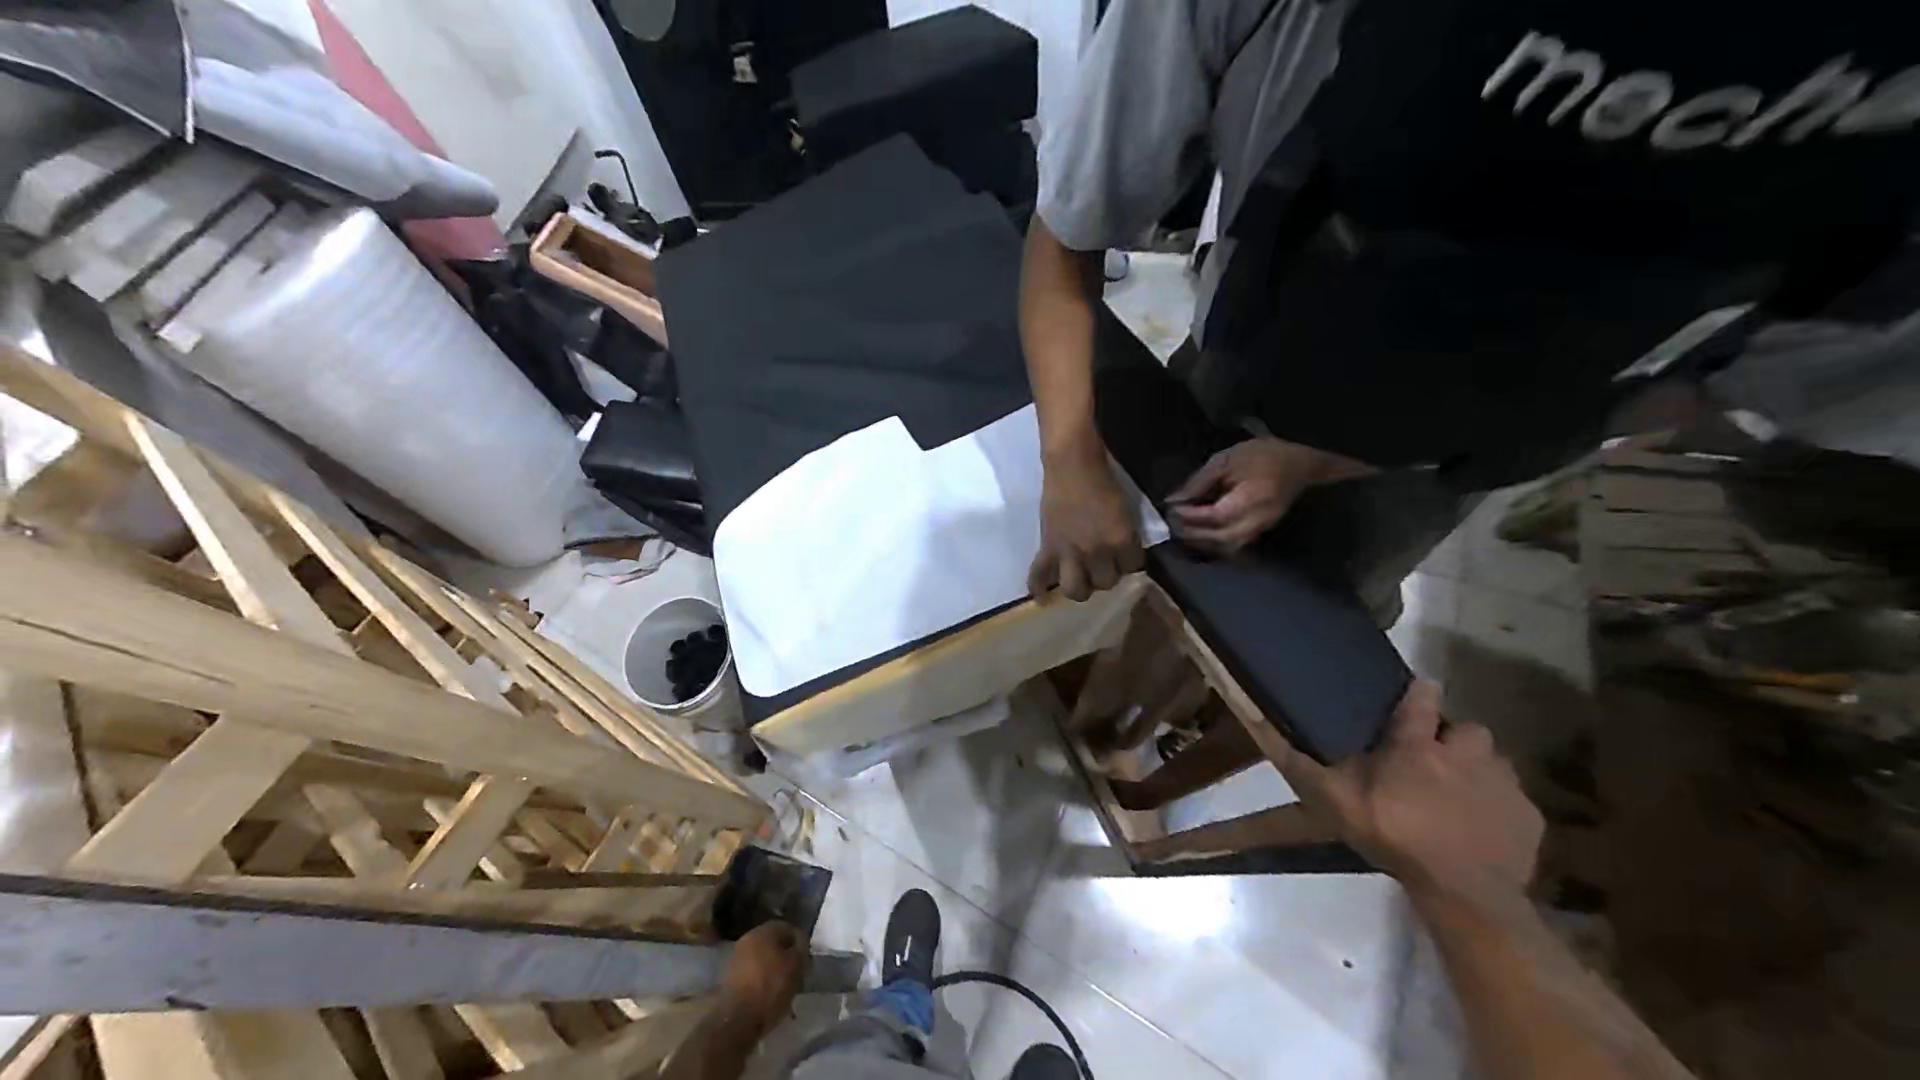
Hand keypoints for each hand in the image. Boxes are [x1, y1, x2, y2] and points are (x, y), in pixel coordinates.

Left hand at [720, 921, 806, 1033]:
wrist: (736, 1021)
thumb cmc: (771, 987)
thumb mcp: (797, 964)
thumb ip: (801, 947)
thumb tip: (799, 942)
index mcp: (764, 930)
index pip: (788, 928)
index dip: (800, 943)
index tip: (806, 960)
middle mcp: (748, 939)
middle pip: (774, 944)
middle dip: (785, 957)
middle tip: (797, 975)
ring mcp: (736, 960)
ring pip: (762, 960)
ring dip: (773, 971)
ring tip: (784, 989)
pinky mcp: (729, 981)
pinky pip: (753, 976)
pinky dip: (762, 984)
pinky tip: (769, 998)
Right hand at [1030, 441, 1143, 600]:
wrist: (1072, 466)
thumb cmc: (1103, 481)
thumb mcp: (1124, 511)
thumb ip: (1123, 535)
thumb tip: (1121, 551)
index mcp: (1121, 540)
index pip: (1133, 567)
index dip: (1128, 563)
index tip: (1123, 557)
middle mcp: (1097, 552)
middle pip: (1106, 583)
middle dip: (1105, 575)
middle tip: (1101, 565)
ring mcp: (1069, 553)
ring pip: (1075, 590)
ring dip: (1079, 588)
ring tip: (1078, 580)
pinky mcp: (1047, 548)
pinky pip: (1039, 575)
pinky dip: (1038, 588)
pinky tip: (1041, 598)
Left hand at [1168, 437, 1369, 553]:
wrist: (1301, 463)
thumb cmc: (1263, 455)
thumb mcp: (1227, 460)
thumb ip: (1199, 481)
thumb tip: (1174, 501)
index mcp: (1253, 497)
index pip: (1217, 516)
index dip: (1192, 516)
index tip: (1172, 510)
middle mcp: (1260, 519)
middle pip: (1222, 539)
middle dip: (1193, 533)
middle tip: (1172, 523)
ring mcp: (1263, 529)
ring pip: (1228, 547)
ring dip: (1202, 542)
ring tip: (1183, 529)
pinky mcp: (1262, 532)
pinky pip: (1235, 546)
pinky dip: (1214, 543)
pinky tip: (1200, 533)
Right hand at [1271, 681, 1543, 909]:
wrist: (1464, 893)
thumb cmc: (1395, 836)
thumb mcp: (1336, 802)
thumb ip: (1303, 766)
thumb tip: (1264, 728)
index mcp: (1419, 746)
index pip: (1423, 699)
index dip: (1419, 692)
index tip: (1415, 692)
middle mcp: (1466, 754)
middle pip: (1468, 728)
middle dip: (1455, 738)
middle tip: (1436, 758)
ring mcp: (1503, 785)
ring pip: (1495, 762)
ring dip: (1479, 769)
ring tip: (1461, 792)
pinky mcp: (1529, 817)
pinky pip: (1515, 799)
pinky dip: (1499, 806)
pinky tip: (1482, 827)